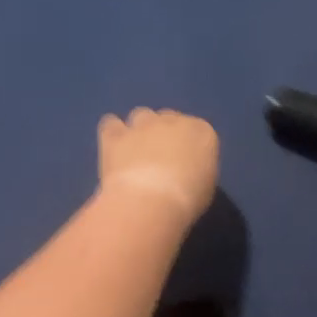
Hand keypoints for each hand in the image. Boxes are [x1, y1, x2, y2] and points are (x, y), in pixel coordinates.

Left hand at [97, 108, 219, 222]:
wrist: (151, 202)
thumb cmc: (187, 200)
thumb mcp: (205, 187)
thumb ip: (196, 170)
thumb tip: (185, 172)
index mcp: (201, 132)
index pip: (197, 129)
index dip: (188, 145)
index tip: (184, 162)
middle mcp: (172, 120)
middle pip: (168, 118)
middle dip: (164, 133)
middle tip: (159, 158)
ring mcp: (142, 125)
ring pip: (141, 115)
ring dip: (140, 129)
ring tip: (135, 152)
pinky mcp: (115, 135)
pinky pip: (111, 124)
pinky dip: (113, 133)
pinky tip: (114, 147)